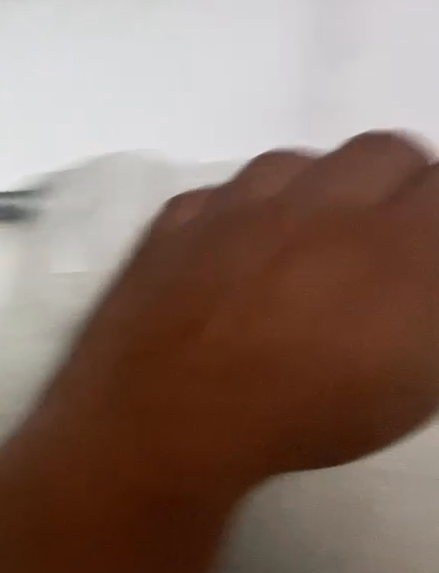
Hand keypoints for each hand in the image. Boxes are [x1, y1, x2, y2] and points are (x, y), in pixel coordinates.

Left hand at [32, 132, 438, 495]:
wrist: (160, 419)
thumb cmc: (301, 413)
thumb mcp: (418, 371)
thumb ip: (429, 299)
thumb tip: (413, 268)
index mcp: (399, 244)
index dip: (436, 214)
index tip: (425, 242)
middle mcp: (315, 212)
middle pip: (376, 154)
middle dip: (389, 186)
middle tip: (374, 236)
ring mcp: (229, 216)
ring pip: (287, 164)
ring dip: (305, 189)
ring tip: (297, 239)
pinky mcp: (163, 232)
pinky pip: (208, 195)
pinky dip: (226, 212)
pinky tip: (226, 250)